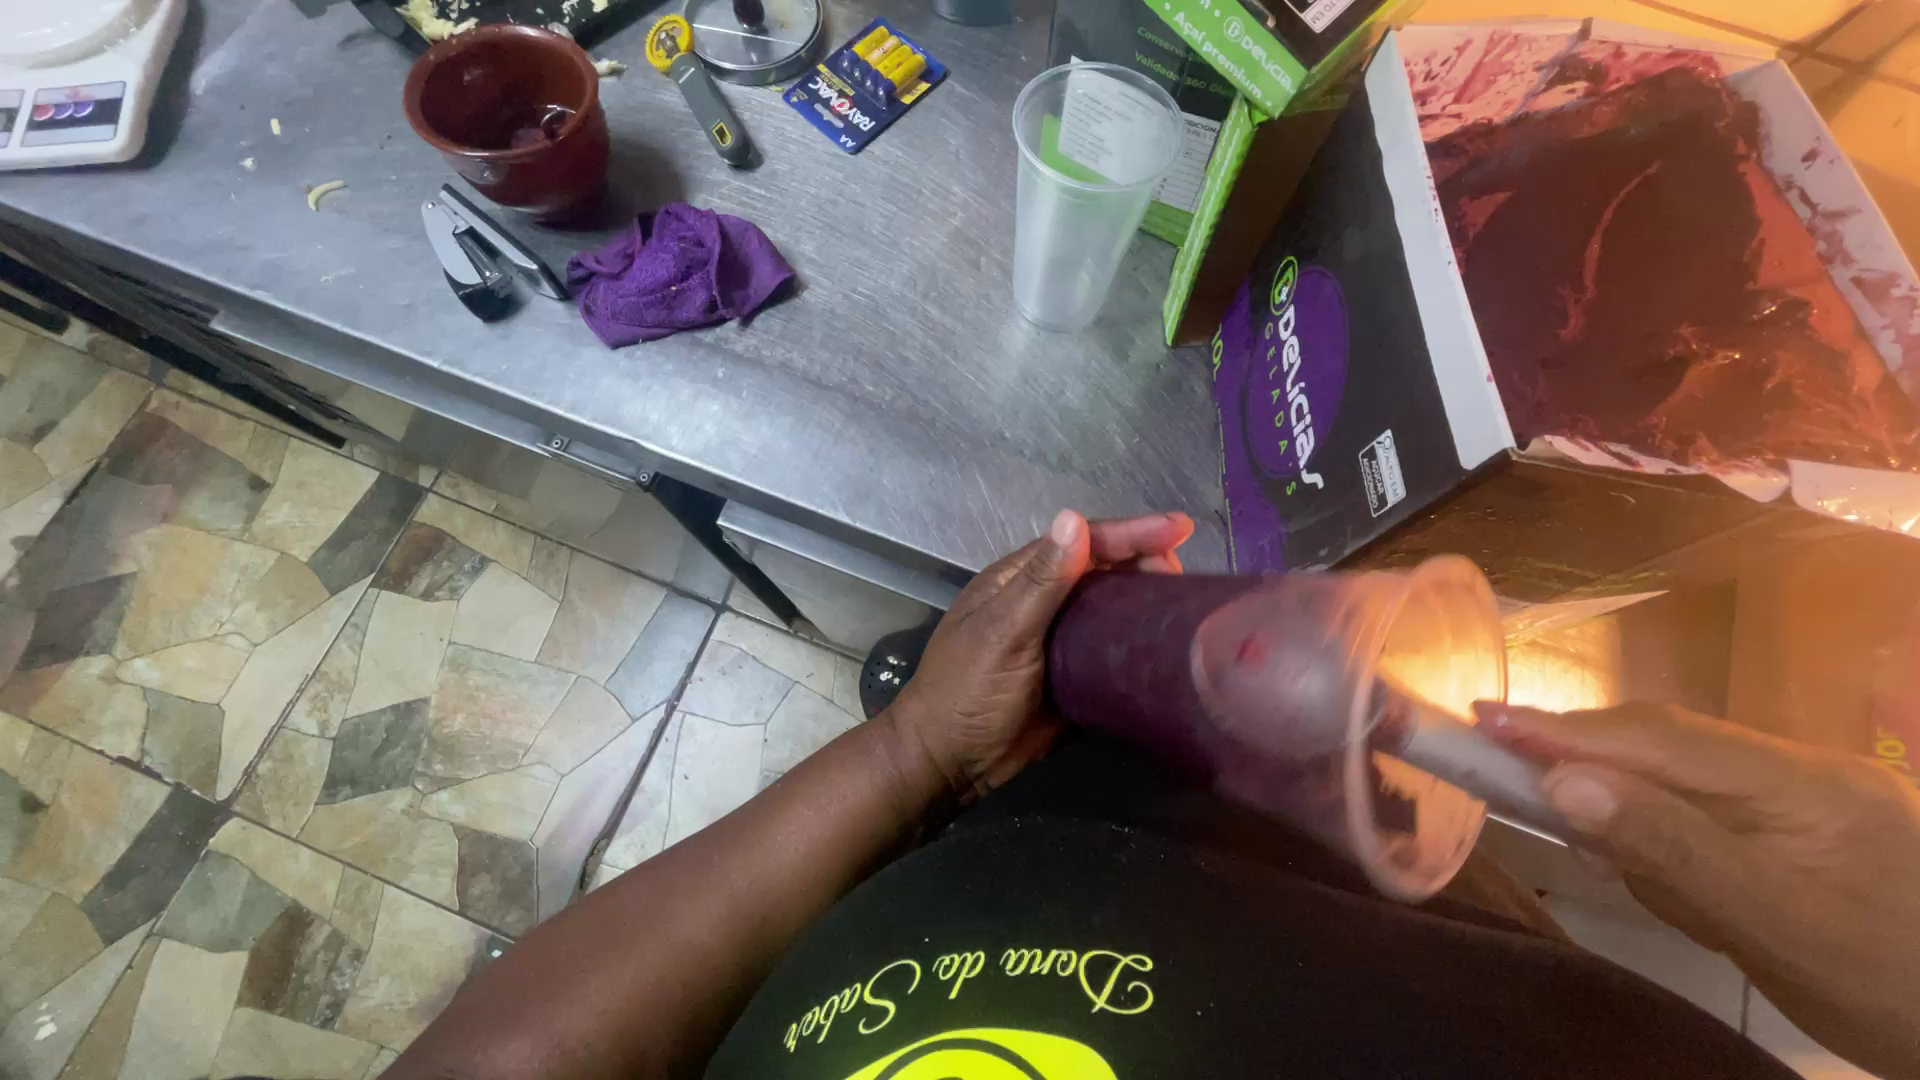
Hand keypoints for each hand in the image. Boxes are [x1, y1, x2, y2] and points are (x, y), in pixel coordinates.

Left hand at [886, 509, 1194, 802]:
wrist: (950, 761)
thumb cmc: (968, 689)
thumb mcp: (1003, 632)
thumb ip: (1041, 581)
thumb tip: (1074, 518)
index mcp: (1018, 580)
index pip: (1080, 542)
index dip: (1130, 532)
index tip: (1180, 528)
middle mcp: (1041, 602)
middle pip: (1101, 569)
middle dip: (1143, 560)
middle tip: (1182, 572)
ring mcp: (1057, 639)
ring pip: (1109, 606)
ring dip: (1145, 597)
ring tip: (1185, 599)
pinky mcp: (1071, 675)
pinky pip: (1110, 647)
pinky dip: (1137, 639)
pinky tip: (1166, 641)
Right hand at [1479, 701, 1919, 1079]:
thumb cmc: (1890, 985)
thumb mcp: (1776, 927)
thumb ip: (1669, 847)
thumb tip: (1559, 782)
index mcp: (1806, 783)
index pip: (1661, 739)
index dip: (1566, 729)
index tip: (1483, 719)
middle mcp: (1797, 769)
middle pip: (1659, 742)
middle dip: (1584, 761)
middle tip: (1509, 778)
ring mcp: (1794, 792)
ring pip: (1668, 771)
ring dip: (1619, 805)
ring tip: (1600, 857)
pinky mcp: (1785, 821)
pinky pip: (1691, 802)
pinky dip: (1650, 828)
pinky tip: (1651, 869)